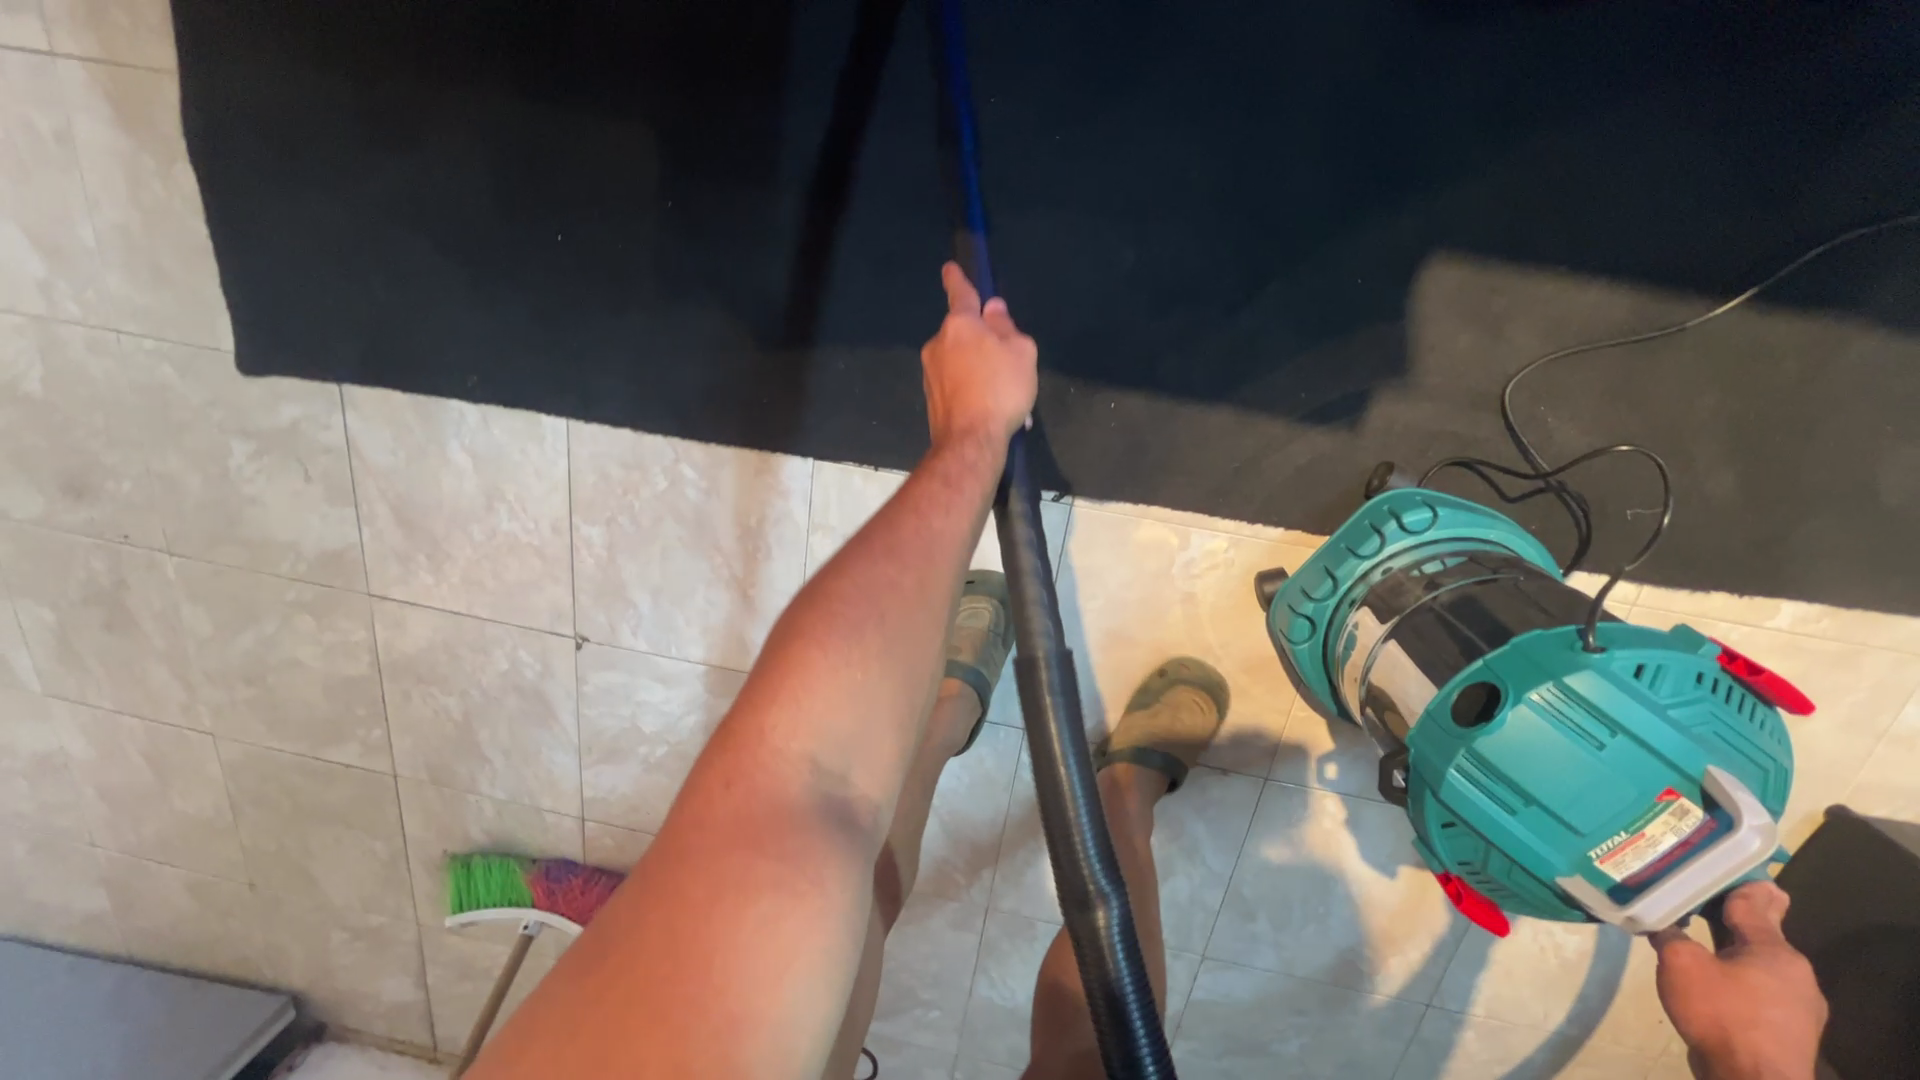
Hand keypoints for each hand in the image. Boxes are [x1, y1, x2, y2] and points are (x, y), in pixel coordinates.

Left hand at [921, 262, 1038, 449]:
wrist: (970, 441)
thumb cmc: (1001, 389)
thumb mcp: (1021, 352)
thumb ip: (1007, 326)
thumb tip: (994, 310)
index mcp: (960, 325)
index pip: (961, 293)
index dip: (958, 279)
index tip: (950, 269)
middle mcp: (938, 344)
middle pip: (963, 333)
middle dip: (982, 342)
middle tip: (1008, 363)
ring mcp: (931, 373)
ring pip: (962, 362)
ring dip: (982, 372)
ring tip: (1008, 397)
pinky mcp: (932, 398)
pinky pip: (958, 386)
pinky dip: (974, 392)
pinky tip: (994, 411)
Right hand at [1652, 883, 1826, 1079]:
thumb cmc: (1720, 1012)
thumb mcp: (1682, 962)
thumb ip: (1672, 933)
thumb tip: (1662, 920)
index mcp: (1777, 952)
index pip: (1754, 904)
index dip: (1739, 883)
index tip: (1729, 863)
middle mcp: (1796, 974)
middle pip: (1758, 934)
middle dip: (1730, 916)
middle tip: (1697, 897)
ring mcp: (1797, 1005)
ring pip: (1757, 962)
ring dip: (1729, 948)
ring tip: (1695, 936)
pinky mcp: (1786, 1028)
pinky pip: (1756, 987)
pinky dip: (1733, 974)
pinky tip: (1709, 976)